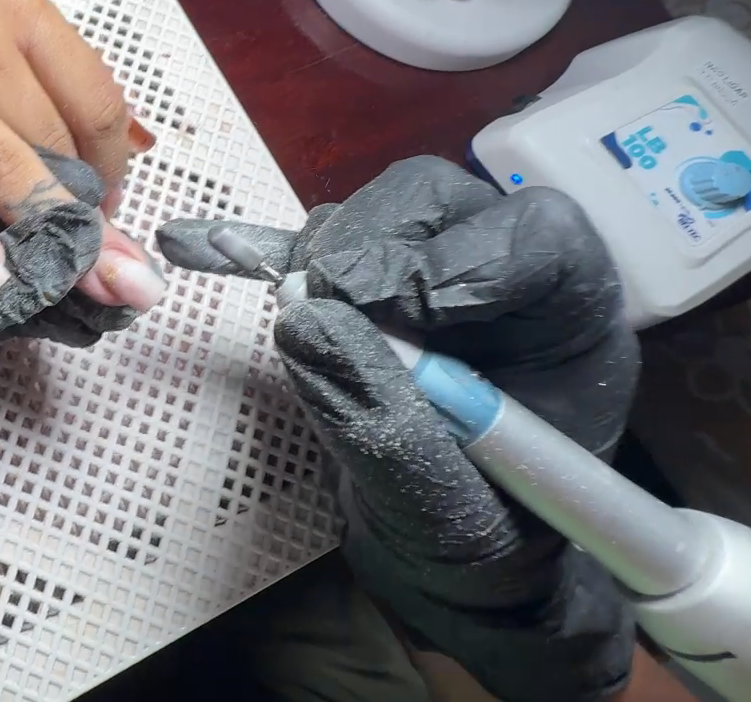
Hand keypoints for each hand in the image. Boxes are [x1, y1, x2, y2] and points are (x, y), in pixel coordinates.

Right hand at [0, 0, 163, 308]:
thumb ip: (52, 70)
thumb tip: (130, 144)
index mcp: (16, 8)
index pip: (93, 97)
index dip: (114, 164)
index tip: (108, 202)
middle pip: (52, 141)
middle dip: (88, 213)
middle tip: (112, 268)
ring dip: (43, 233)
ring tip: (76, 281)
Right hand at [156, 156, 638, 701]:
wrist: (444, 551)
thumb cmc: (475, 537)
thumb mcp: (443, 505)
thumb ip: (381, 417)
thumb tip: (301, 319)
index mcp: (564, 323)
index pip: (531, 240)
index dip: (453, 261)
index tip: (389, 310)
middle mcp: (495, 274)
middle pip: (434, 199)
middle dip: (370, 243)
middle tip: (319, 300)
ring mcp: (415, 267)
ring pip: (364, 209)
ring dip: (314, 250)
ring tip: (286, 303)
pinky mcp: (349, 281)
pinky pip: (296, 243)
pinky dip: (242, 245)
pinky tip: (187, 243)